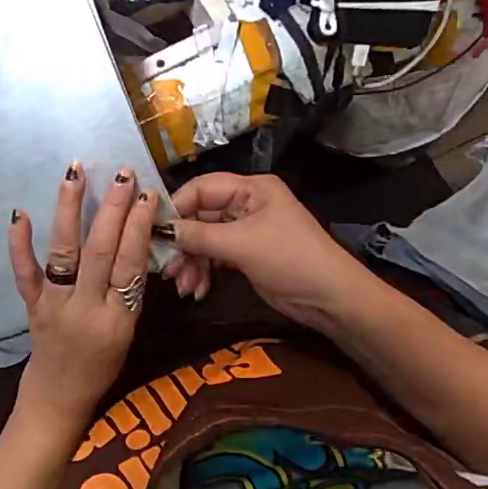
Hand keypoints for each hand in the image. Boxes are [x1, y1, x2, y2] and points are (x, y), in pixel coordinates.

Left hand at [7, 163, 158, 427]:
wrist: (60, 392)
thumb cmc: (102, 362)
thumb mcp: (129, 330)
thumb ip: (130, 289)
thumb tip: (136, 237)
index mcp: (118, 318)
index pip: (131, 264)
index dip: (140, 227)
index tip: (148, 194)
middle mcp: (85, 307)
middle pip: (100, 252)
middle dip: (113, 209)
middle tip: (123, 174)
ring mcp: (54, 304)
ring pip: (63, 253)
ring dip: (69, 210)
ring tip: (75, 174)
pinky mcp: (31, 304)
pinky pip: (24, 273)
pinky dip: (20, 244)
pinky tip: (20, 213)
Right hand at [162, 173, 368, 330]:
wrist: (332, 300)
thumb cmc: (291, 260)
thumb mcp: (242, 245)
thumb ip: (199, 235)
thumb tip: (162, 230)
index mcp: (251, 189)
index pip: (201, 188)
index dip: (177, 208)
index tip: (155, 232)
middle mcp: (246, 204)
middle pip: (199, 216)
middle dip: (183, 244)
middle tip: (167, 268)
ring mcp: (246, 230)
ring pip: (204, 239)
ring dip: (191, 262)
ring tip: (184, 287)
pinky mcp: (246, 253)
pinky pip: (214, 256)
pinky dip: (204, 271)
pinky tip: (198, 290)